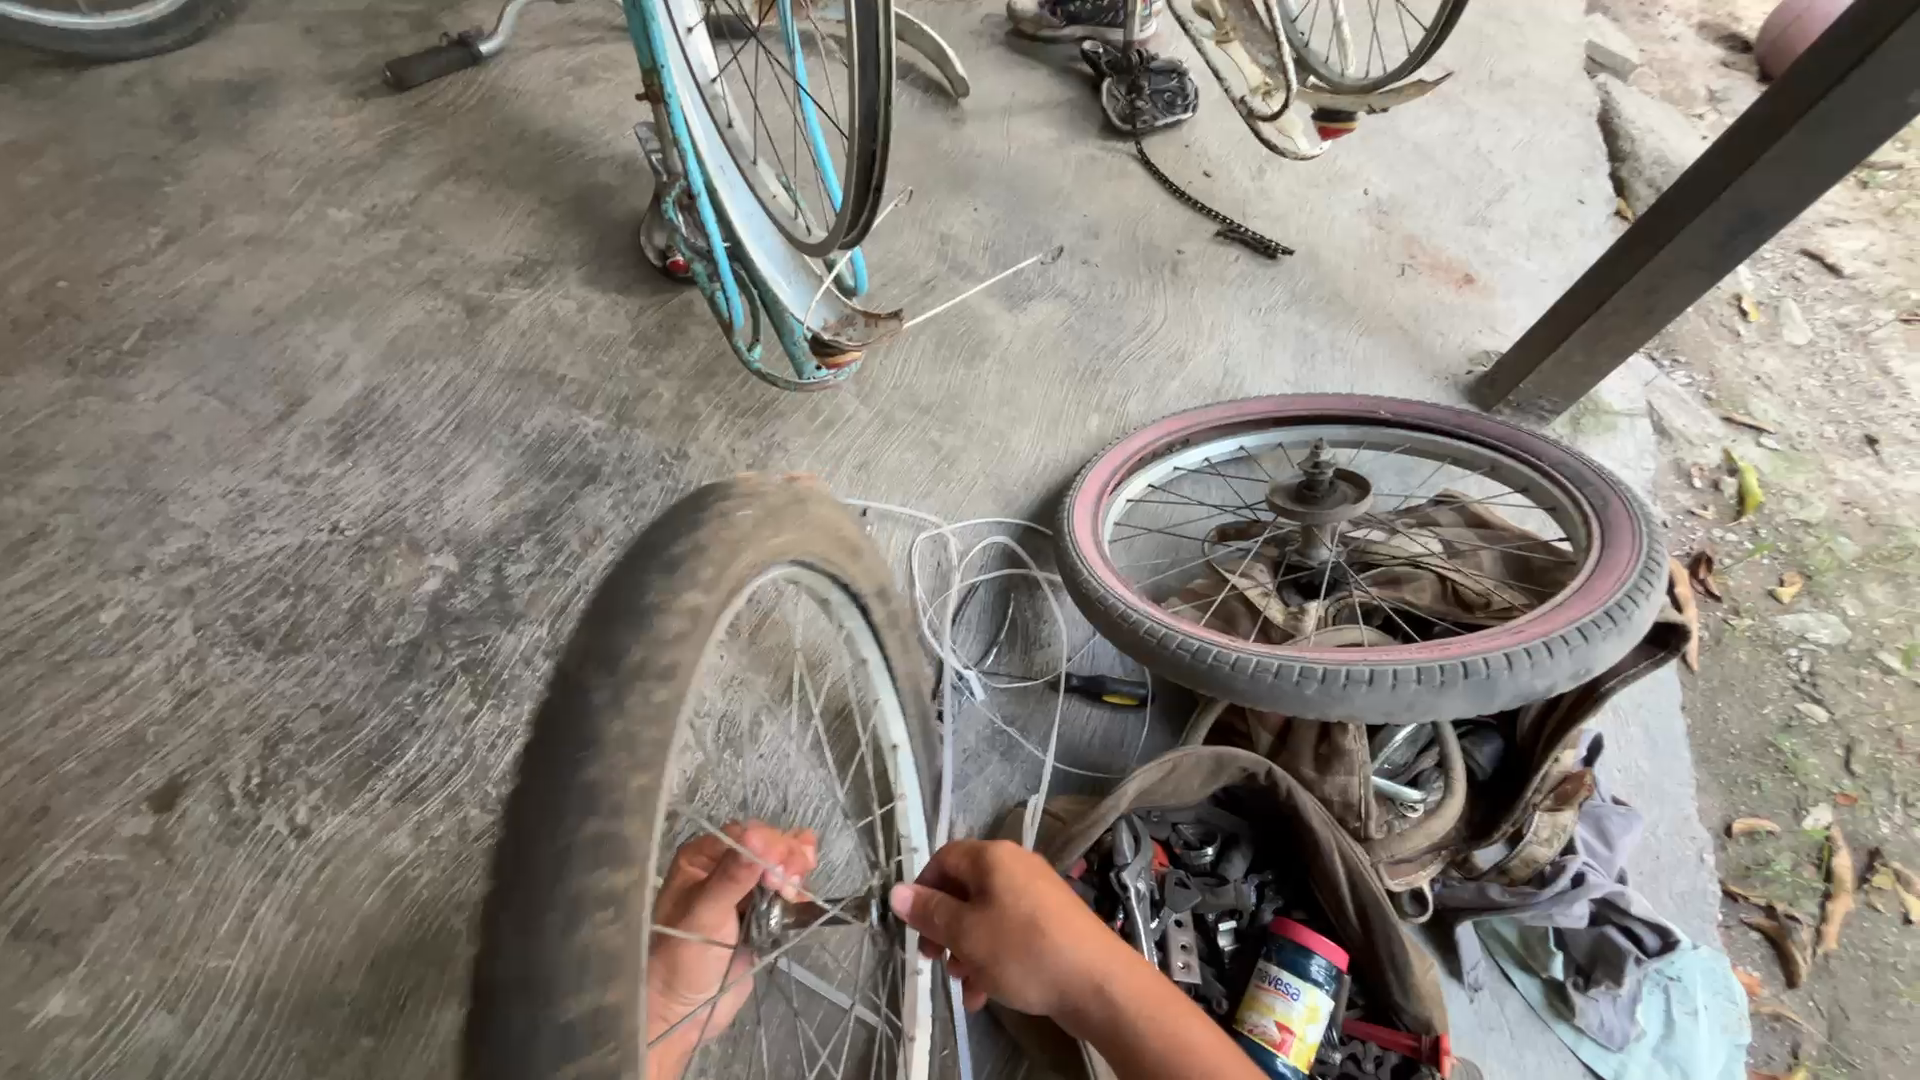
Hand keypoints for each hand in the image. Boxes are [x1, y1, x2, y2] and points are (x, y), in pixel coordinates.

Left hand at [646, 821, 816, 1077]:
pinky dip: (798, 886)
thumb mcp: (704, 915)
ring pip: (780, 862)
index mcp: (702, 858)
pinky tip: (803, 892)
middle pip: (767, 845)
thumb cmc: (681, 960)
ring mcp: (744, 889)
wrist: (682, 1014)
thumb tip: (759, 835)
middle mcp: (723, 866)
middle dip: (786, 857)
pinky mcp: (761, 912)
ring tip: (798, 888)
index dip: (767, 846)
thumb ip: (732, 876)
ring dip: (796, 868)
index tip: (779, 871)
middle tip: (793, 882)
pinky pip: (785, 888)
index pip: (744, 835)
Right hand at [887, 839, 1139, 1020]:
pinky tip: (986, 992)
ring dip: (967, 947)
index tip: (915, 926)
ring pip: (986, 913)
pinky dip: (993, 955)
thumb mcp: (967, 934)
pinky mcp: (1052, 919)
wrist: (1097, 981)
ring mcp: (1036, 891)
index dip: (923, 889)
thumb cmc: (1023, 950)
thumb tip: (896, 892)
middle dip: (945, 926)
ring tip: (964, 982)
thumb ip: (930, 913)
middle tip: (934, 959)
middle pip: (965, 887)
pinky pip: (1010, 930)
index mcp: (992, 857)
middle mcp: (1015, 864)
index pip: (944, 858)